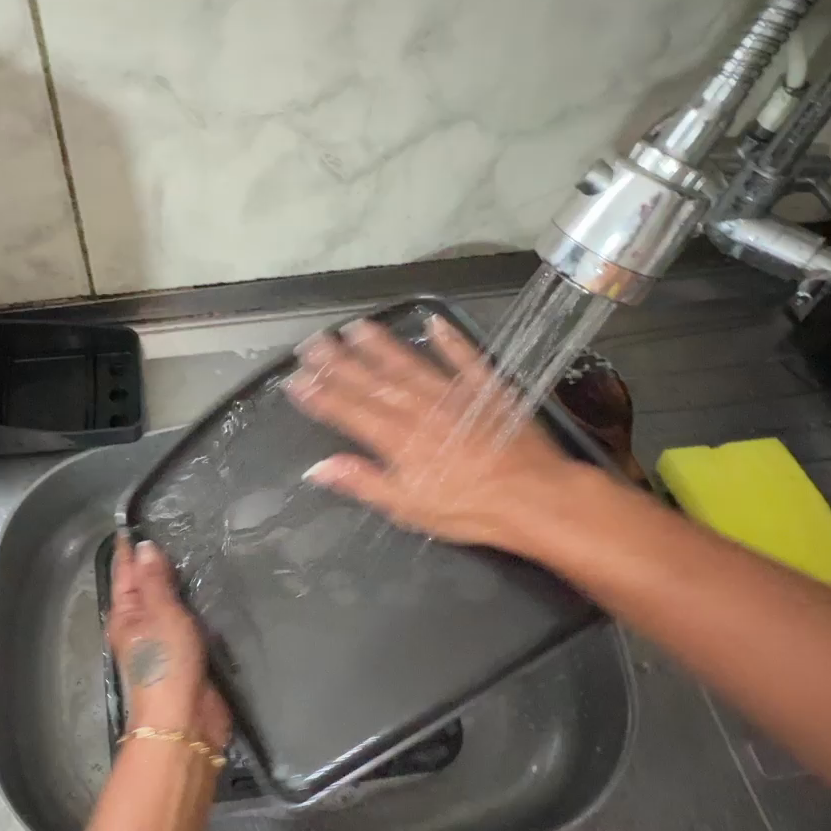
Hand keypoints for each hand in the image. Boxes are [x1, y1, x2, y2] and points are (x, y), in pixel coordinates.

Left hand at [106, 534, 232, 746]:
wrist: (185, 720)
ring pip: (170, 605)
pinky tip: (209, 595)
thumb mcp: (160, 614)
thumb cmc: (166, 664)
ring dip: (177, 586)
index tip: (131, 523)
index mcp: (126, 614)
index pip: (126, 572)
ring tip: (190, 556)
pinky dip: (197, 609)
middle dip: (153, 564)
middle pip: (146, 587)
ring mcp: (165, 642)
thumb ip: (155, 580)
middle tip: (168, 531)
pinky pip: (191, 624)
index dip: (130, 549)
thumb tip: (144, 547)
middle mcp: (141, 625)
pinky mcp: (188, 656)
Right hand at [284, 316, 596, 553]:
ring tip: (356, 327)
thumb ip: (362, 482)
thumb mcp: (406, 506)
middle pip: (372, 381)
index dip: (319, 395)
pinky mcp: (487, 389)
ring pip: (409, 364)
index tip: (295, 378)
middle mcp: (419, 409)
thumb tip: (317, 467)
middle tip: (313, 342)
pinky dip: (448, 339)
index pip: (348, 411)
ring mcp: (453, 394)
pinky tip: (433, 321)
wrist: (535, 496)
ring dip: (380, 345)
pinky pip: (463, 358)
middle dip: (338, 362)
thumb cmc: (467, 509)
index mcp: (396, 439)